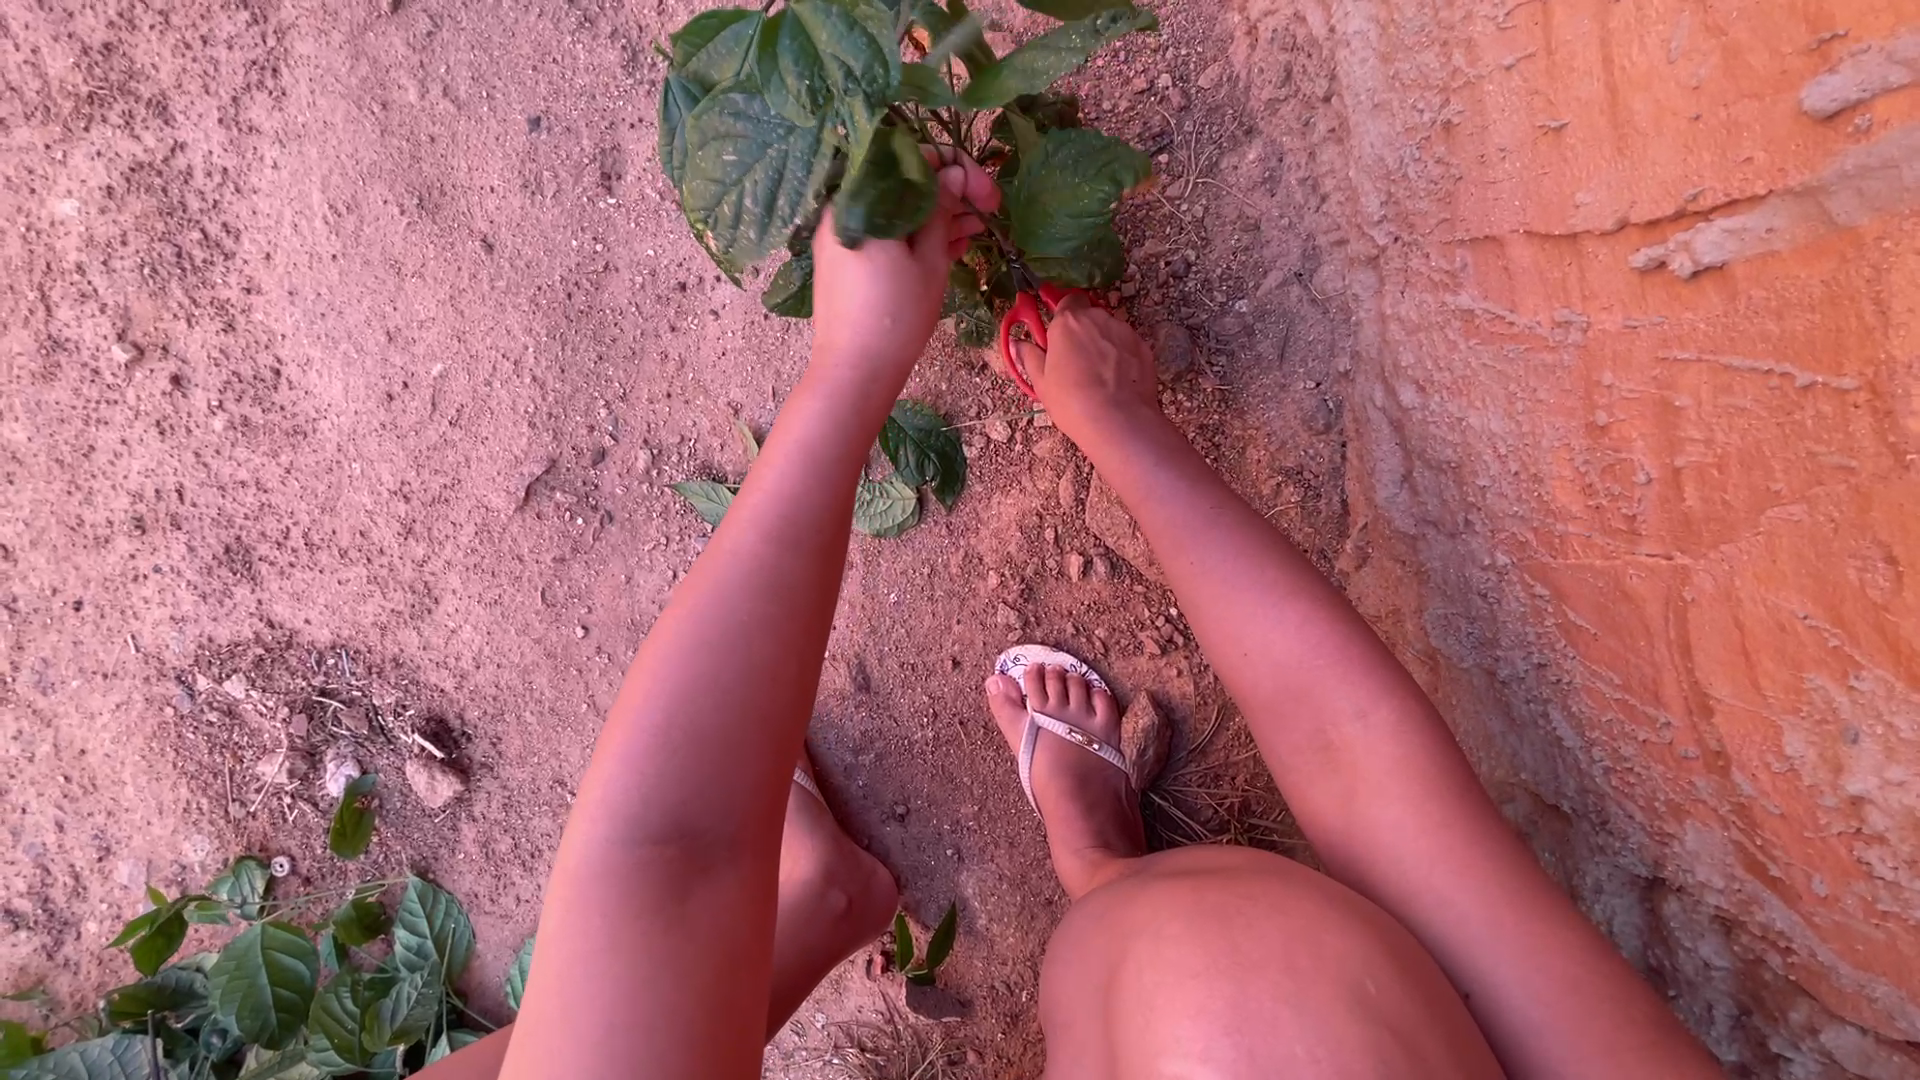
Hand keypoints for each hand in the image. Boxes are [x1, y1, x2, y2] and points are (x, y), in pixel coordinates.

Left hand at [809, 149, 998, 385]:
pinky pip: (882, 234)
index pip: (916, 160)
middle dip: (949, 195)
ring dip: (935, 218)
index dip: (959, 171)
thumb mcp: (929, 260)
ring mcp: (842, 234)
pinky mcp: (844, 259)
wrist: (854, 371)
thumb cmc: (896, 317)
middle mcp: (845, 207)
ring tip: (974, 234)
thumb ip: (941, 210)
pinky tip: (948, 249)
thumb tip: (953, 175)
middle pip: (904, 184)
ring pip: (895, 211)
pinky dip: (913, 238)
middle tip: (988, 214)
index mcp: (864, 198)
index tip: (989, 197)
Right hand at [1011, 295, 1162, 442]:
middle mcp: (1097, 318)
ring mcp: (1124, 331)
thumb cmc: (1072, 401)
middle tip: (1076, 360)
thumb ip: (1030, 357)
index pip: (1067, 301)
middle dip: (1083, 332)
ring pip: (1109, 330)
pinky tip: (1117, 380)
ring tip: (1099, 374)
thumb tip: (1018, 344)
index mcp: (1068, 322)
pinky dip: (1122, 356)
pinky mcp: (1143, 347)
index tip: (1059, 335)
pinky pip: (1127, 345)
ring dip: (1103, 344)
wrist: (1118, 420)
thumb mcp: (1042, 383)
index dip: (1063, 316)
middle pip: (1089, 316)